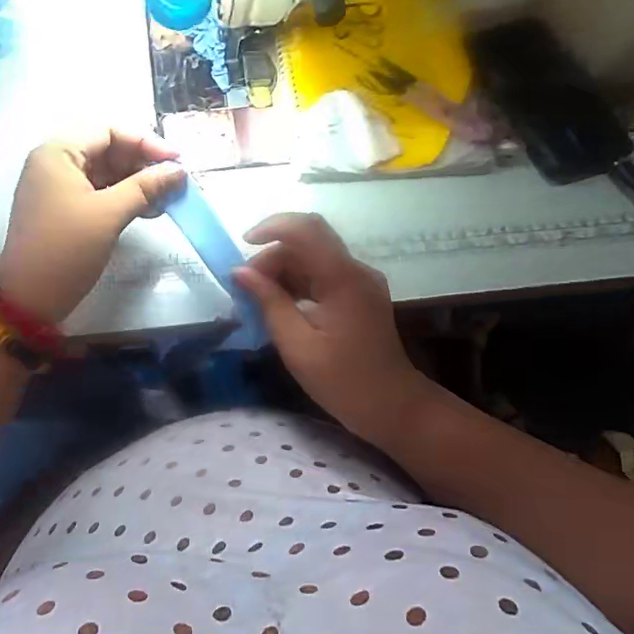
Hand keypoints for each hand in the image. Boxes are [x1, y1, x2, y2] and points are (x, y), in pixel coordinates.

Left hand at [0, 130, 183, 322]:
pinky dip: (124, 198)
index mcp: (58, 153)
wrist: (29, 298)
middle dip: (144, 165)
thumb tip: (179, 170)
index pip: (109, 132)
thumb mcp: (110, 214)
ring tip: (167, 200)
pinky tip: (149, 211)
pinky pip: (99, 192)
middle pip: (108, 150)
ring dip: (138, 183)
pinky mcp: (63, 209)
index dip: (146, 142)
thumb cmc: (67, 248)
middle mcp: (55, 163)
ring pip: (106, 173)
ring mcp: (57, 187)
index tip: (177, 161)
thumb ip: (146, 187)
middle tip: (176, 182)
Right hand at [231, 212, 434, 438]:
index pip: (306, 229)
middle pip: (309, 241)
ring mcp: (362, 281)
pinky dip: (299, 281)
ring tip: (258, 300)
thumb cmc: (343, 382)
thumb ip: (269, 303)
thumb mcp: (297, 346)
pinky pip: (324, 274)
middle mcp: (356, 270)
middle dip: (272, 256)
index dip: (271, 227)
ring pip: (315, 257)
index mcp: (343, 278)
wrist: (392, 406)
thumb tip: (241, 272)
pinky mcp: (361, 294)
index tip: (243, 246)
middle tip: (246, 289)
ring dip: (283, 270)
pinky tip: (281, 305)